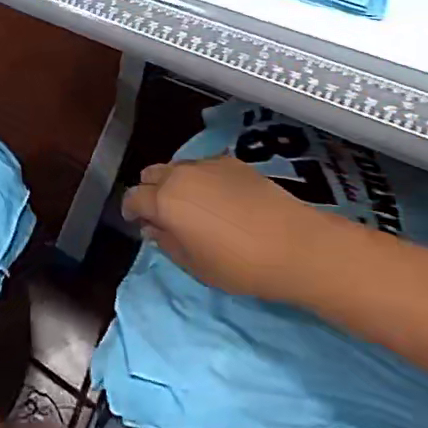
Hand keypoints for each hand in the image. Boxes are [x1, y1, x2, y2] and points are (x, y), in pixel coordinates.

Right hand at [121, 155, 358, 301]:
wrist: (296, 245)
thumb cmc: (240, 265)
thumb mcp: (196, 266)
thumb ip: (167, 243)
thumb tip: (152, 228)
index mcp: (164, 200)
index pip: (133, 197)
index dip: (131, 210)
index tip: (136, 222)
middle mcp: (179, 174)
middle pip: (150, 174)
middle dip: (150, 191)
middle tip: (162, 214)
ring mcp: (206, 164)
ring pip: (176, 167)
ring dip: (174, 182)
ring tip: (191, 205)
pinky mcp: (232, 161)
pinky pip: (203, 165)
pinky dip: (200, 178)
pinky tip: (219, 198)